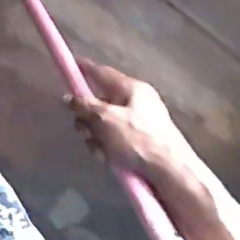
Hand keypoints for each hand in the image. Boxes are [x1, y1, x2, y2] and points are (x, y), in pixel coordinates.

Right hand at [68, 58, 217, 224]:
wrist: (172, 174)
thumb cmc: (138, 140)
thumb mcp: (104, 119)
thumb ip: (83, 106)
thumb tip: (68, 97)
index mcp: (132, 89)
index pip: (102, 72)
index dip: (83, 68)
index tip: (68, 66)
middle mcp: (137, 102)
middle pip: (100, 102)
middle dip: (86, 117)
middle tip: (82, 129)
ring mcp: (141, 123)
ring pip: (104, 123)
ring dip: (95, 136)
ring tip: (99, 150)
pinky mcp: (142, 142)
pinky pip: (115, 139)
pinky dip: (107, 147)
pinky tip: (108, 159)